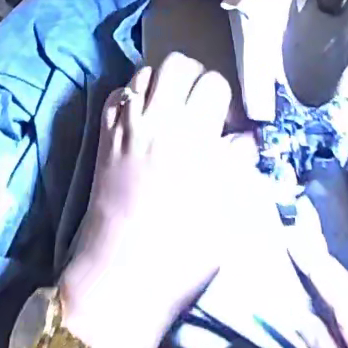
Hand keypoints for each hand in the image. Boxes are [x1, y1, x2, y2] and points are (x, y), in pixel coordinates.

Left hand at [58, 53, 239, 347]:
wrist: (117, 284)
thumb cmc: (181, 254)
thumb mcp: (226, 209)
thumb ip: (237, 163)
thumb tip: (245, 138)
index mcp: (194, 135)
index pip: (214, 83)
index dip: (227, 100)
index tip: (229, 126)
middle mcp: (158, 120)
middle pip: (179, 64)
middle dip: (196, 78)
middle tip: (202, 107)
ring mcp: (125, 127)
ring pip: (145, 73)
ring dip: (163, 83)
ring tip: (172, 110)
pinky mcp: (102, 140)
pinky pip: (116, 96)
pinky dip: (131, 97)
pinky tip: (142, 118)